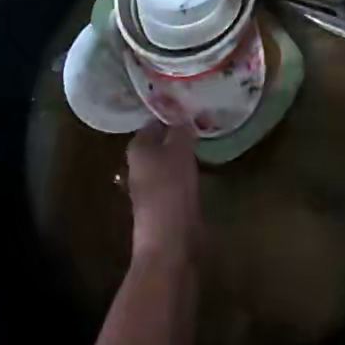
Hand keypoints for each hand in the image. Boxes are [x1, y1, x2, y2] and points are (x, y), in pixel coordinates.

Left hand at [125, 121, 200, 261]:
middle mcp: (140, 165)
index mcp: (137, 149)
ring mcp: (152, 185)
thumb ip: (181, 129)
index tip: (192, 103)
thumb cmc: (171, 188)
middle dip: (179, 130)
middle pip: (161, 140)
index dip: (171, 112)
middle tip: (204, 118)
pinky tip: (205, 162)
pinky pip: (178, 175)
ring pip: (170, 158)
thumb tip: (183, 116)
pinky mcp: (166, 202)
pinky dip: (189, 168)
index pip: (153, 121)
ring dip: (185, 149)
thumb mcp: (179, 149)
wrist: (170, 242)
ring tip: (207, 137)